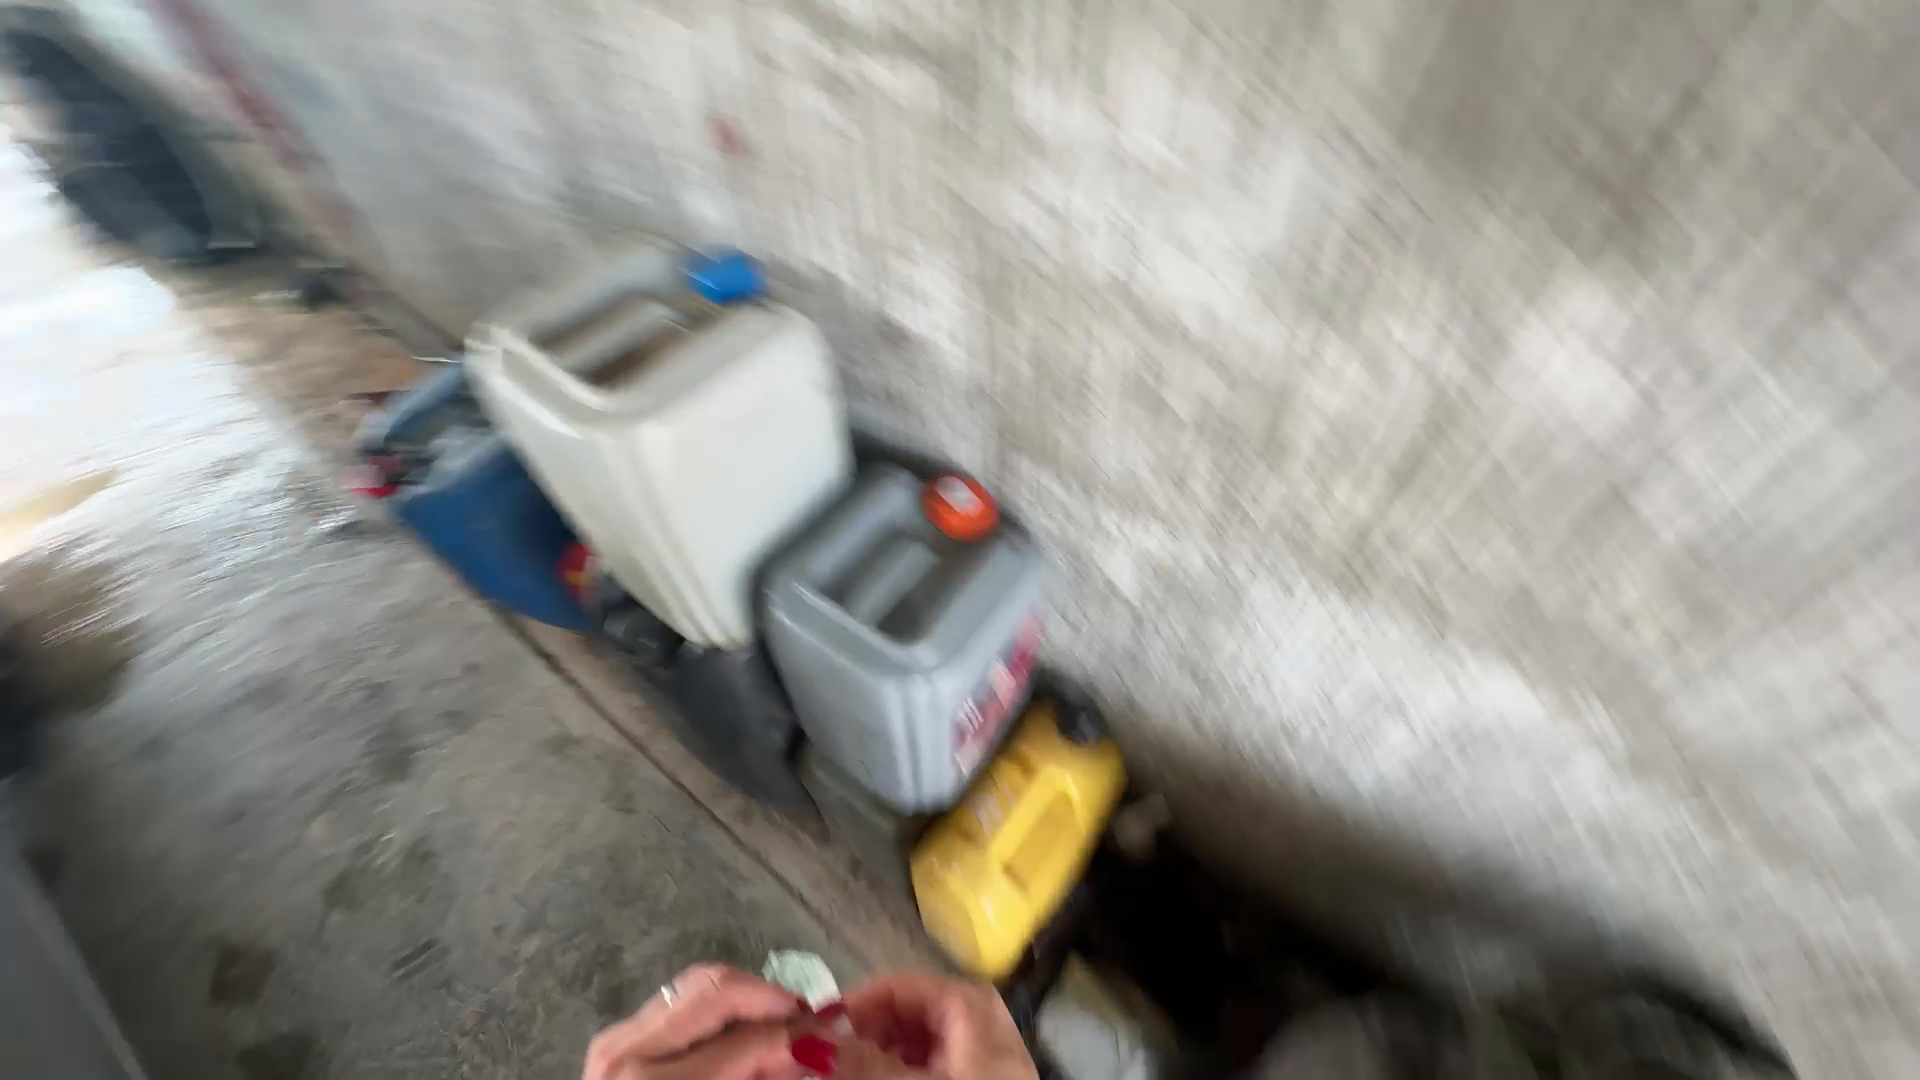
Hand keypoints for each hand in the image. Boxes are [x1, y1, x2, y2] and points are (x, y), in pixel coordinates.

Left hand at [584, 963, 809, 1079]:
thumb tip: (821, 1048)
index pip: (748, 1040)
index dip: (799, 1037)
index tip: (835, 1036)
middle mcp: (627, 1055)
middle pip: (719, 986)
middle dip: (772, 999)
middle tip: (809, 1020)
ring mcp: (615, 1042)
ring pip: (700, 983)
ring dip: (747, 998)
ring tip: (780, 1025)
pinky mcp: (615, 1040)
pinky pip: (681, 1000)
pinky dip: (720, 1007)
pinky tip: (742, 1032)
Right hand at [788, 973, 1037, 1079]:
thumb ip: (864, 1064)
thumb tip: (810, 1039)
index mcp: (966, 1001)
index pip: (896, 986)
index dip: (853, 1007)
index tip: (815, 1033)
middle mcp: (977, 1013)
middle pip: (905, 1012)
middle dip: (865, 1035)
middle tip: (825, 1063)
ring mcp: (984, 1048)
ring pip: (917, 1040)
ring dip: (880, 1055)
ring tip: (848, 1074)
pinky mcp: (983, 1076)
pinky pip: (934, 1061)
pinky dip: (903, 1070)